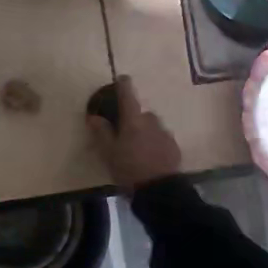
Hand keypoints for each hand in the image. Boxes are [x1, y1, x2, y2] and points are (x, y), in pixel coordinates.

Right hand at [88, 76, 181, 193]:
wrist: (160, 189)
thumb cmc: (129, 168)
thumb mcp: (108, 152)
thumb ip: (101, 132)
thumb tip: (94, 116)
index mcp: (133, 120)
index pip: (128, 96)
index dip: (124, 85)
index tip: (121, 78)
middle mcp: (151, 122)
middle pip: (141, 114)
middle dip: (133, 119)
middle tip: (123, 134)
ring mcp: (165, 134)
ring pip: (152, 127)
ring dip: (144, 132)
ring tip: (136, 149)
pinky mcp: (174, 147)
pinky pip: (160, 139)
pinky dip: (153, 143)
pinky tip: (148, 157)